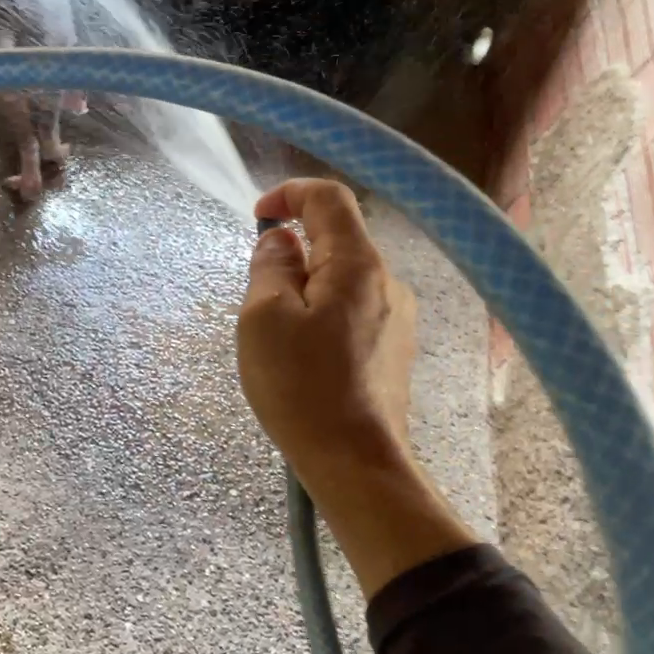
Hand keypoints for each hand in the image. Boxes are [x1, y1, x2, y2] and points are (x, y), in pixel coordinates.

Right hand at [237, 180, 473, 595]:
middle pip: (337, 241)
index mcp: (358, 264)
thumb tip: (280, 242)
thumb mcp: (263, 319)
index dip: (289, 194)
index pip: (329, 199)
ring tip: (276, 339)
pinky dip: (321, 315)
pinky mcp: (394, 349)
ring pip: (342, 280)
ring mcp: (397, 317)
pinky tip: (302, 358)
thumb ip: (270, 268)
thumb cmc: (300, 385)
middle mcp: (387, 281)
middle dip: (292, 254)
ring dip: (304, 289)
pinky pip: (351, 311)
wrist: (354, 459)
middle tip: (257, 297)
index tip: (257, 217)